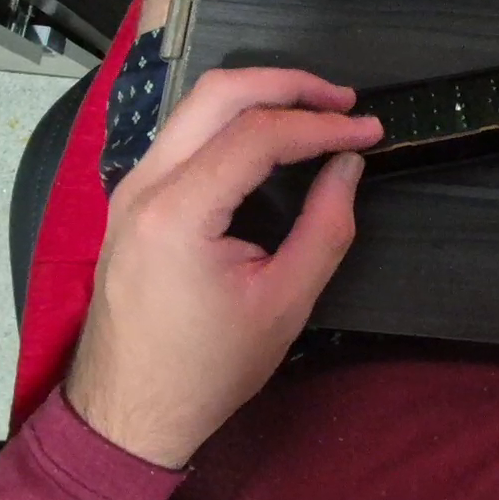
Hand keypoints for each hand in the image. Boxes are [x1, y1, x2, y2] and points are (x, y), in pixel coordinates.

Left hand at [64, 68, 383, 467]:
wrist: (127, 414)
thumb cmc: (210, 367)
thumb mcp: (286, 303)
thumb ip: (326, 226)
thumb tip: (348, 163)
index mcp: (178, 212)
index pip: (258, 135)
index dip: (323, 125)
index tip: (371, 132)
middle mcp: (145, 183)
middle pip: (219, 93)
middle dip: (290, 84)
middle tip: (344, 102)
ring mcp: (132, 186)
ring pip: (199, 105)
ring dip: (263, 95)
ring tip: (319, 111)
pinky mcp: (135, 197)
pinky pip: (188, 133)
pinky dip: (237, 120)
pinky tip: (275, 137)